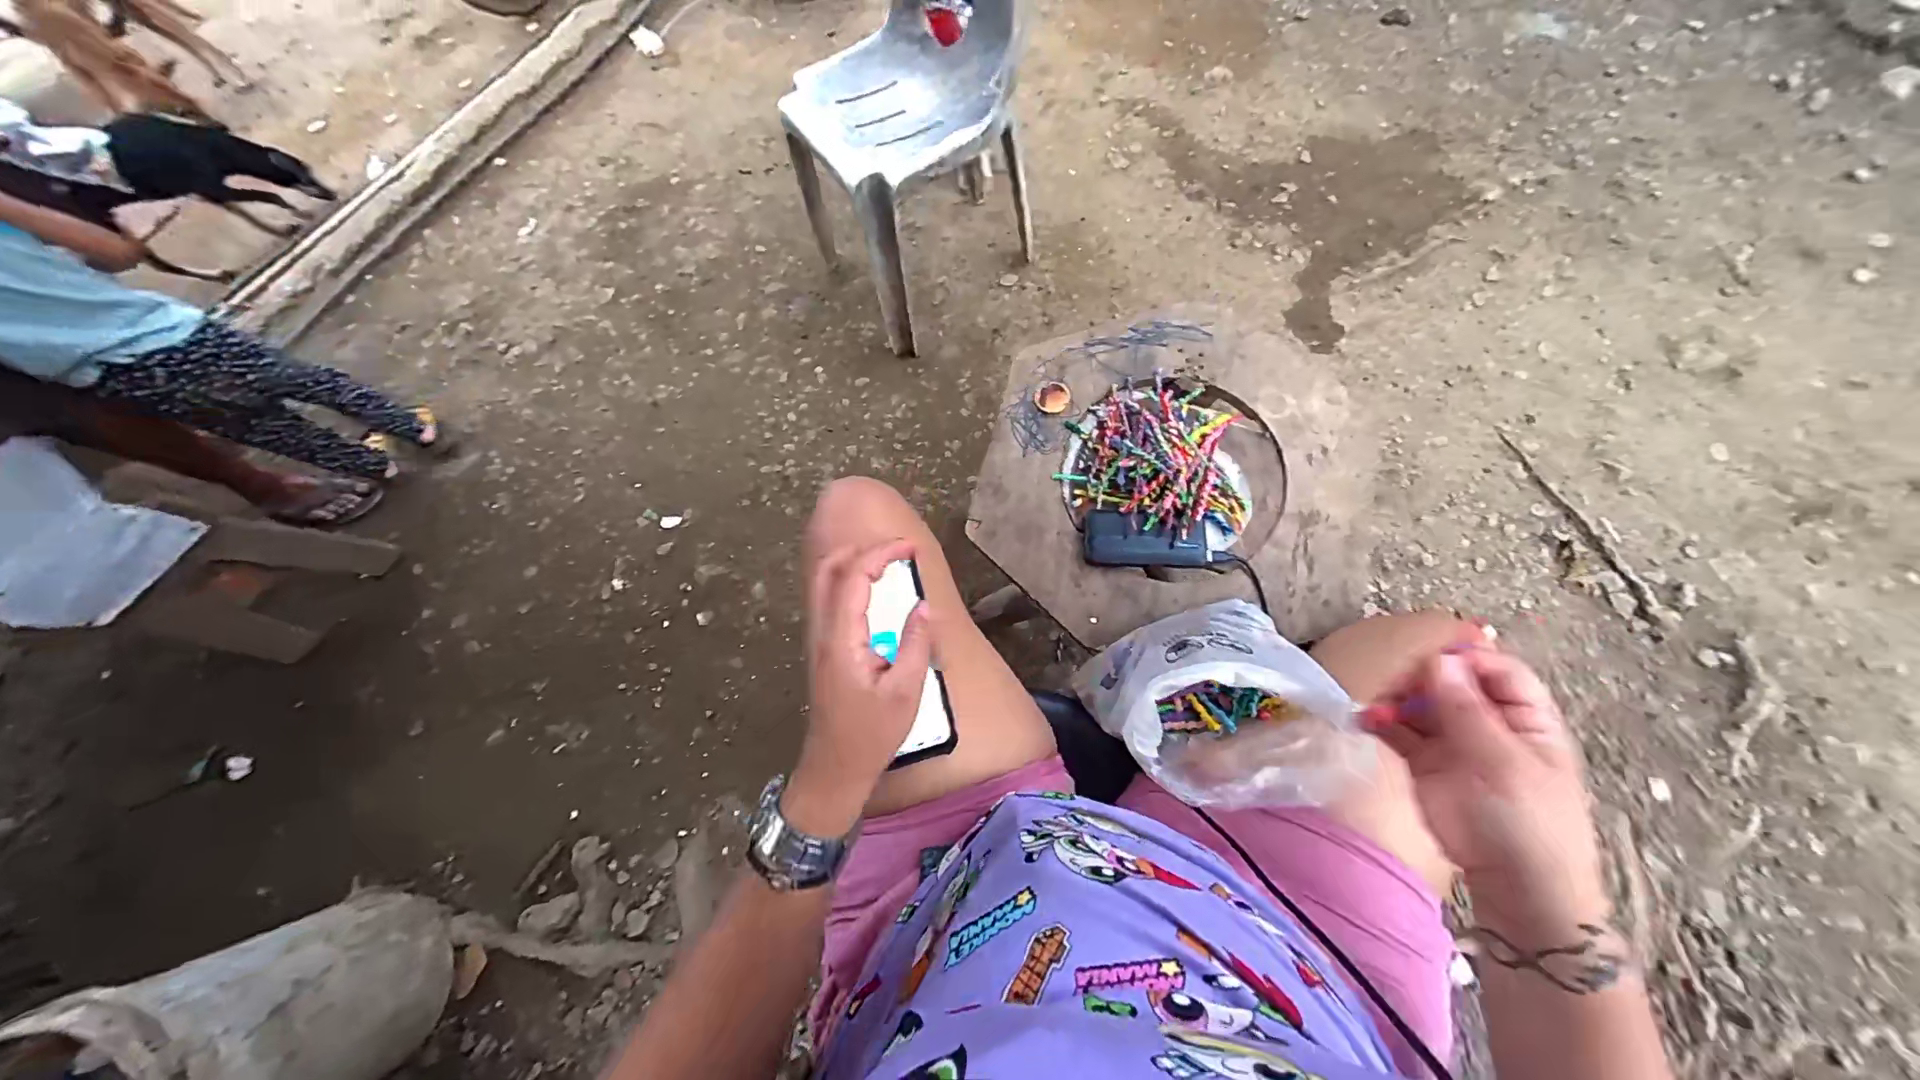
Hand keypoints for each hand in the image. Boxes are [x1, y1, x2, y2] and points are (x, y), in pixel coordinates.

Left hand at [789, 539, 932, 835]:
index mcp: (842, 639)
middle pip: (830, 569)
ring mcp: (818, 639)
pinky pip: (829, 599)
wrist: (834, 765)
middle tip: (899, 551)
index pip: (854, 577)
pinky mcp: (822, 647)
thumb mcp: (905, 691)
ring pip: (825, 582)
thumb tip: (923, 606)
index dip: (881, 553)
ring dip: (854, 562)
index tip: (910, 548)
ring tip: (890, 564)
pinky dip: (849, 581)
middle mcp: (823, 632)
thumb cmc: (871, 734)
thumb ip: (914, 644)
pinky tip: (874, 591)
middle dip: (863, 549)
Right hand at [1365, 647, 1607, 945]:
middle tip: (1391, 679)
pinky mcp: (1422, 762)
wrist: (1515, 885)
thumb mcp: (1505, 762)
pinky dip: (1377, 722)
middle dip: (1419, 676)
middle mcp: (1485, 722)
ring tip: (1372, 701)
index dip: (1466, 657)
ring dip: (1394, 698)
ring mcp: (1452, 742)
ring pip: (1417, 704)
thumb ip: (1468, 709)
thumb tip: (1439, 659)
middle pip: (1449, 681)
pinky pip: (1396, 731)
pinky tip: (1361, 719)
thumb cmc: (1529, 823)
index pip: (1496, 670)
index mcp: (1524, 718)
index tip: (1428, 655)